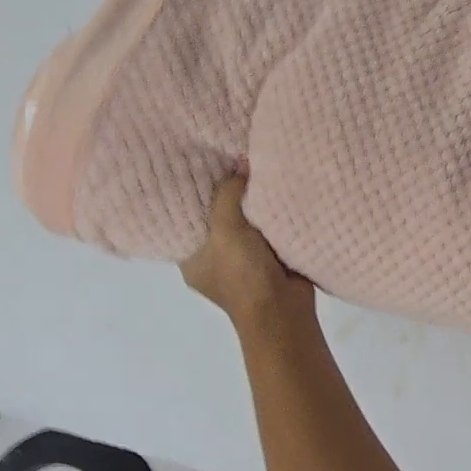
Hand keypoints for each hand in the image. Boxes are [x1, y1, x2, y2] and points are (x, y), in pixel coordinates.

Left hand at [181, 175, 313, 329]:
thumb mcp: (227, 228)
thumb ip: (229, 194)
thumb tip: (241, 162)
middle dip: (230, 198)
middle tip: (239, 165)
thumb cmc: (242, 273)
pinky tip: (281, 199)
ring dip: (255, 209)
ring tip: (263, 175)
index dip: (199, 195)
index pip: (189, 220)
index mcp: (191, 259)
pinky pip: (268, 234)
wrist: (281, 308)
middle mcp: (213, 261)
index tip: (210, 169)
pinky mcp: (270, 264)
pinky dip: (273, 220)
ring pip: (246, 227)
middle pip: (219, 220)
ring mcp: (243, 264)